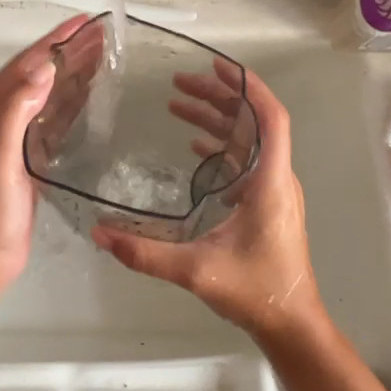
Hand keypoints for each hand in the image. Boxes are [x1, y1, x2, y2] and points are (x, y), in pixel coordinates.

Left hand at [0, 16, 89, 295]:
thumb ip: (16, 111)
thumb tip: (42, 69)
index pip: (23, 67)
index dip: (52, 43)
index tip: (80, 23)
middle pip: (37, 76)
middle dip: (66, 52)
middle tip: (98, 33)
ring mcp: (13, 139)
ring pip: (47, 96)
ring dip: (71, 74)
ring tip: (100, 53)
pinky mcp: (29, 158)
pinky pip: (53, 120)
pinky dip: (71, 102)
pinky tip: (88, 92)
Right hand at [91, 61, 323, 339]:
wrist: (291, 324)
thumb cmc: (255, 291)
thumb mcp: (196, 270)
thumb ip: (146, 253)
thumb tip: (100, 234)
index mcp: (270, 181)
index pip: (270, 118)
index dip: (248, 87)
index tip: (217, 66)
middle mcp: (276, 178)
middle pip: (253, 122)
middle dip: (219, 96)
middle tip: (178, 82)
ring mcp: (274, 191)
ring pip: (248, 139)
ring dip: (217, 118)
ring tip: (177, 102)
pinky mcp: (266, 204)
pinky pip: (245, 160)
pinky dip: (220, 144)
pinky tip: (193, 145)